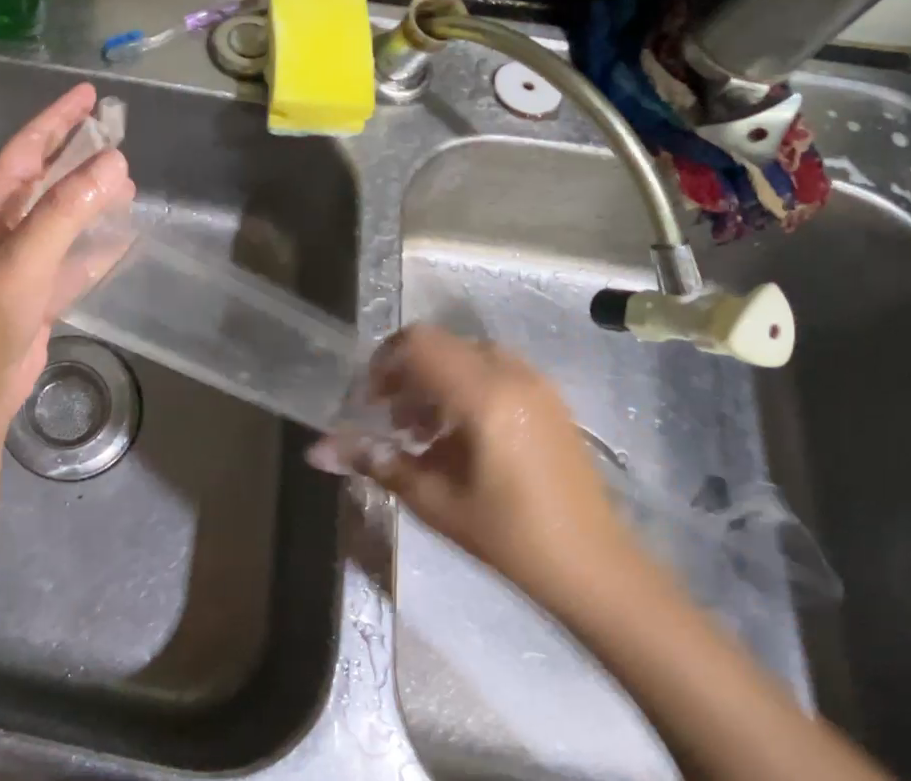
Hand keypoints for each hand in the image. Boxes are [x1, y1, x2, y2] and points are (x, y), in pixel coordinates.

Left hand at [0, 83, 134, 435]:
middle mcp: (1, 234)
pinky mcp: (35, 304)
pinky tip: (120, 244)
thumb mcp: (25, 255)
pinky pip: (70, 266)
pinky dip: (94, 252)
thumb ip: (67, 208)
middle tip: (116, 139)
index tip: (87, 96)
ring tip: (126, 186)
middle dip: (75, 158)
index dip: (53, 121)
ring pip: (60, 223)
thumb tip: (113, 161)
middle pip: (43, 183)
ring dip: (89, 203)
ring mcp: (19, 270)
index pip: (24, 151)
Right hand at [307, 326, 633, 588]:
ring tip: (423, 432)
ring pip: (467, 355)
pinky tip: (460, 438)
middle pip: (439, 344)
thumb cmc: (508, 535)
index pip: (417, 344)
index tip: (369, 403)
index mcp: (482, 395)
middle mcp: (512, 376)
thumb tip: (316, 451)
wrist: (594, 567)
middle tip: (391, 419)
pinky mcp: (551, 401)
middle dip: (405, 373)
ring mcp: (537, 385)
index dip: (382, 364)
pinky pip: (495, 370)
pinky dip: (465, 387)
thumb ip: (374, 462)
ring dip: (434, 380)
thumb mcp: (432, 500)